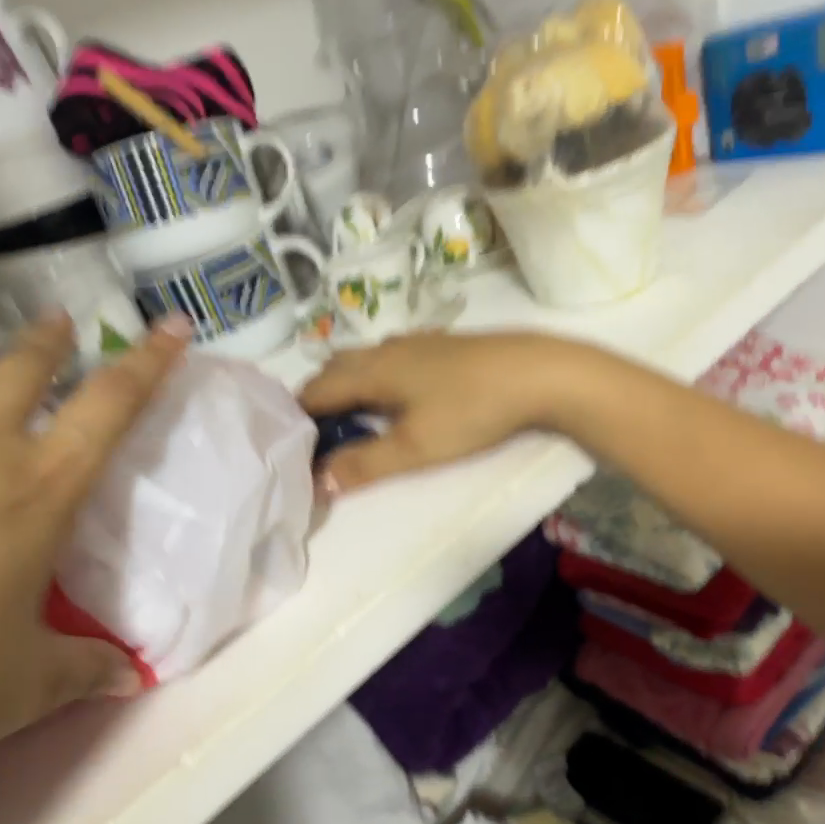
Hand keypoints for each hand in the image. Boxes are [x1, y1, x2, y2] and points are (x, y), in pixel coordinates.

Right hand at [297, 331, 588, 493]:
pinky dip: (375, 375)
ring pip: (363, 359)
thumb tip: (317, 481)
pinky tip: (395, 393)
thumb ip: (365, 464)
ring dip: (346, 383)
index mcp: (371, 372)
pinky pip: (389, 356)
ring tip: (348, 415)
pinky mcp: (442, 344)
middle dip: (317, 397)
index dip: (296, 415)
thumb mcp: (416, 448)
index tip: (286, 442)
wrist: (538, 373)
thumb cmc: (471, 411)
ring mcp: (416, 342)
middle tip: (313, 433)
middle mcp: (385, 349)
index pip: (315, 390)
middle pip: (335, 369)